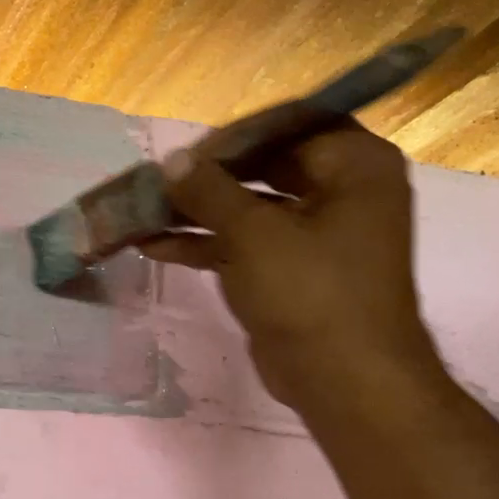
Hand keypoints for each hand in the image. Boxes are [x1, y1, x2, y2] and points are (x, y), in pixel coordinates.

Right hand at [137, 123, 449, 418]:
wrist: (342, 373)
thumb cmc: (310, 292)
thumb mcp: (253, 234)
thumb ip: (210, 192)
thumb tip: (173, 161)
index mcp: (355, 166)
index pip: (290, 125)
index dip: (234, 136)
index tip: (184, 156)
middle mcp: (341, 190)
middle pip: (265, 165)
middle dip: (207, 176)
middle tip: (158, 184)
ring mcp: (315, 232)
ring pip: (248, 207)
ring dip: (197, 211)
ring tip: (144, 215)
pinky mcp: (290, 269)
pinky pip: (244, 242)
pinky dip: (205, 242)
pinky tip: (155, 246)